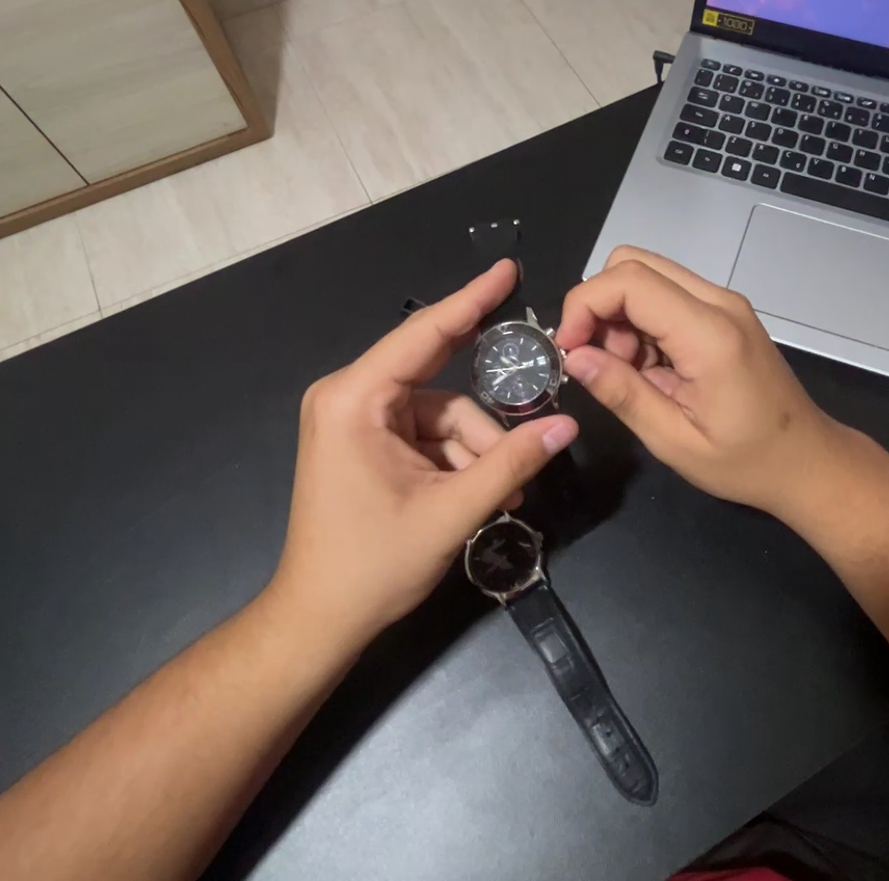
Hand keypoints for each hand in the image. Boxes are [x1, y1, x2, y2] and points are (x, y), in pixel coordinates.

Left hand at [271, 261, 577, 645]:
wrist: (320, 618)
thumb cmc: (373, 564)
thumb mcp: (452, 510)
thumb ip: (512, 463)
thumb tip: (568, 424)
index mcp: (355, 398)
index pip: (424, 333)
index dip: (472, 299)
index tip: (508, 270)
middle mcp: (349, 397)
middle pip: (436, 372)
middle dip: (487, 397)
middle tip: (541, 377)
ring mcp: (357, 421)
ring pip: (441, 412)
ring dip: (476, 449)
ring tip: (504, 494)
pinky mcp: (366, 444)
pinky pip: (427, 434)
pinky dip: (457, 459)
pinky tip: (483, 495)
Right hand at [553, 246, 845, 517]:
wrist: (807, 459)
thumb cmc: (746, 461)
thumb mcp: (674, 441)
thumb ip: (622, 393)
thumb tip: (572, 357)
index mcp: (709, 333)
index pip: (628, 280)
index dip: (584, 305)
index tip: (568, 350)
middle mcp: (718, 302)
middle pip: (633, 264)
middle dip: (599, 307)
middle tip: (599, 361)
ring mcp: (724, 302)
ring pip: (646, 276)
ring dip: (619, 317)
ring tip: (631, 373)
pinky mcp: (723, 312)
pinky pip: (666, 295)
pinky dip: (641, 323)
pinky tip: (651, 369)